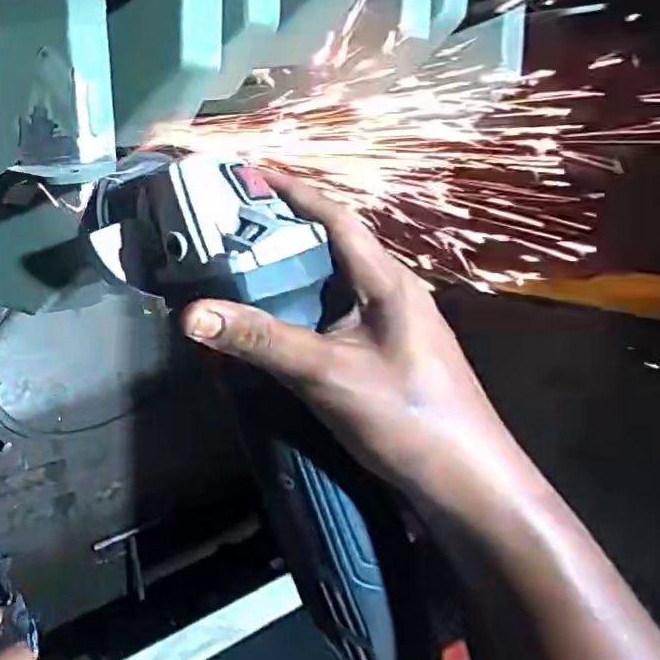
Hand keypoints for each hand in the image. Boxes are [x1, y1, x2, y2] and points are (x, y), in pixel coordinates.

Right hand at [179, 173, 540, 517]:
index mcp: (386, 280)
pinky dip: (293, 300)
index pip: (336, 217)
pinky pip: (327, 308)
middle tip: (225, 220)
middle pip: (328, 242)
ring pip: (326, 278)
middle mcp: (387, 290)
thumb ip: (260, 339)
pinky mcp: (377, 347)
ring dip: (284, 264)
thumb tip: (190, 314)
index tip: (248, 173)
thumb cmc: (408, 417)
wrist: (469, 486)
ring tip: (234, 258)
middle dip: (279, 225)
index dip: (292, 189)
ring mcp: (385, 320)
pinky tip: (265, 312)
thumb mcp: (326, 374)